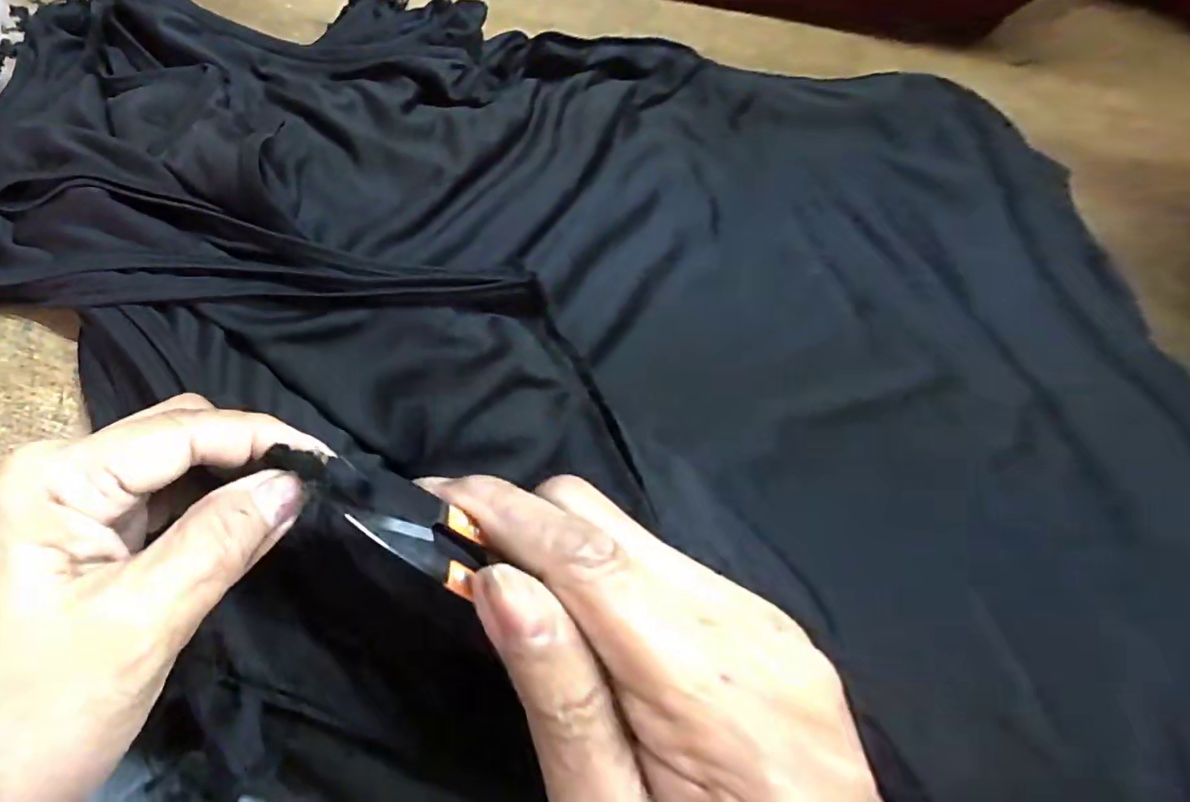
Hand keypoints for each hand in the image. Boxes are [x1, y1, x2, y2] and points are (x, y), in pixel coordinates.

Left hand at [0, 394, 322, 801]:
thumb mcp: (141, 625)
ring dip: (229, 477)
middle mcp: (60, 468)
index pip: (176, 432)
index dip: (254, 436)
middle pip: (173, 435)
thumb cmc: (39, 717)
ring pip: (172, 464)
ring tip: (288, 493)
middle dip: (242, 452)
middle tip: (308, 479)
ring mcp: (70, 499)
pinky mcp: (86, 532)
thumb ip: (220, 542)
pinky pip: (161, 501)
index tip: (320, 455)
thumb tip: (290, 483)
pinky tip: (246, 517)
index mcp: (56, 474)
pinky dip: (207, 507)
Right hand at [425, 475, 879, 801]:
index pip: (586, 557)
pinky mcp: (755, 620)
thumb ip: (559, 693)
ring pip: (619, 524)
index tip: (429, 495)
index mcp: (719, 691)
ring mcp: (760, 618)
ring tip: (499, 574)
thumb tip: (494, 578)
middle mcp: (747, 627)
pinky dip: (587, 560)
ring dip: (545, 535)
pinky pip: (647, 553)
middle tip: (454, 548)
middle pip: (598, 518)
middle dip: (514, 516)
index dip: (499, 511)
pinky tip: (564, 604)